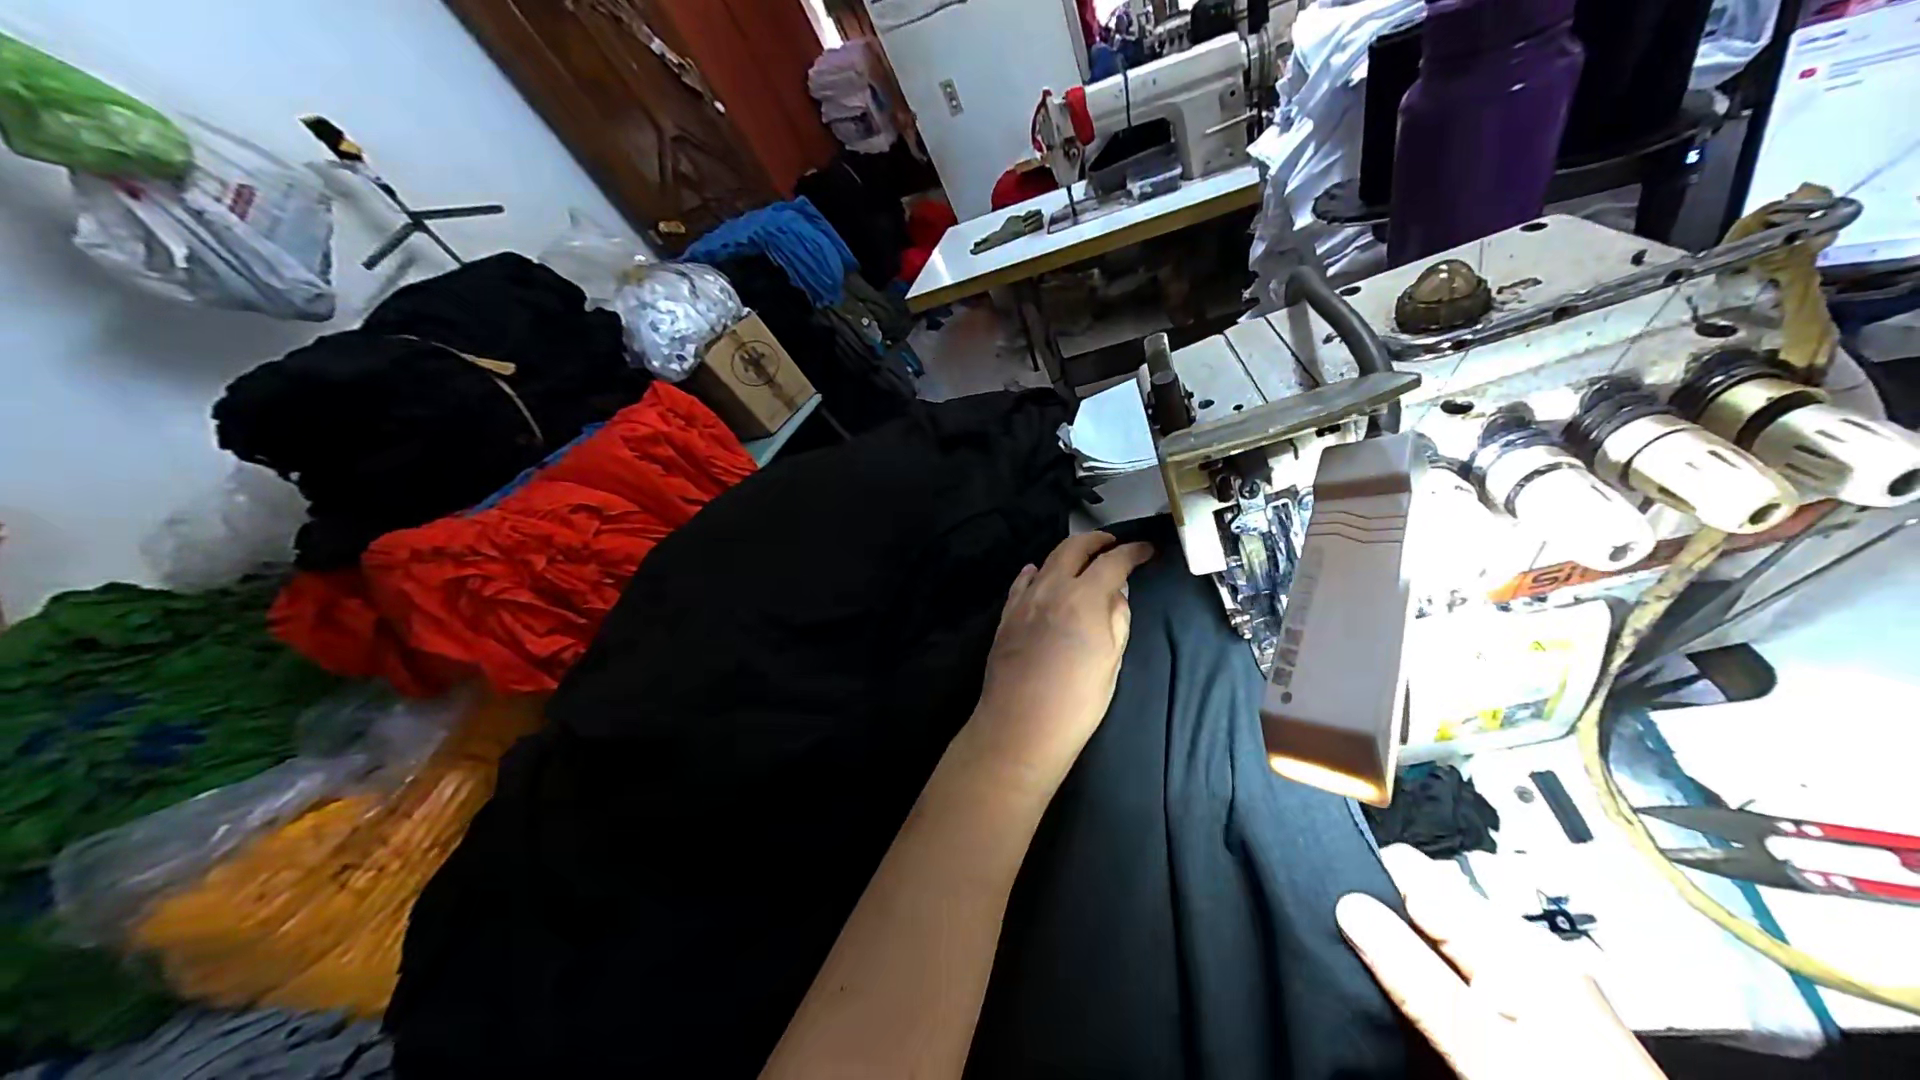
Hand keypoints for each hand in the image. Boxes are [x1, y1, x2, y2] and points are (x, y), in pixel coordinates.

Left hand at [961, 532, 1153, 793]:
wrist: (1020, 725)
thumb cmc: (1077, 700)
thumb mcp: (1112, 660)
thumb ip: (1117, 618)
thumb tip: (1116, 593)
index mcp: (1083, 597)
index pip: (1113, 562)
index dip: (1132, 552)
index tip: (1145, 550)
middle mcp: (1050, 588)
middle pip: (1073, 548)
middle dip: (1096, 540)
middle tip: (1112, 544)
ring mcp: (1024, 600)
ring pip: (1046, 561)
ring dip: (1068, 554)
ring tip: (1082, 559)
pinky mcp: (1006, 615)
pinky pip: (1022, 582)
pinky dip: (1037, 572)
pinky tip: (1039, 574)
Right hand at [1337, 845, 1665, 1079]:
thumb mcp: (1480, 1043)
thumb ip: (1412, 972)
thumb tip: (1347, 902)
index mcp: (1513, 943)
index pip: (1416, 873)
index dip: (1364, 870)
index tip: (1315, 878)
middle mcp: (1530, 954)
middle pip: (1432, 907)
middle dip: (1382, 911)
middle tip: (1329, 928)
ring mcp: (1545, 991)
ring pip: (1450, 943)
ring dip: (1407, 946)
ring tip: (1358, 956)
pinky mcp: (1550, 1025)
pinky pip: (1472, 976)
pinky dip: (1436, 976)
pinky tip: (1414, 996)